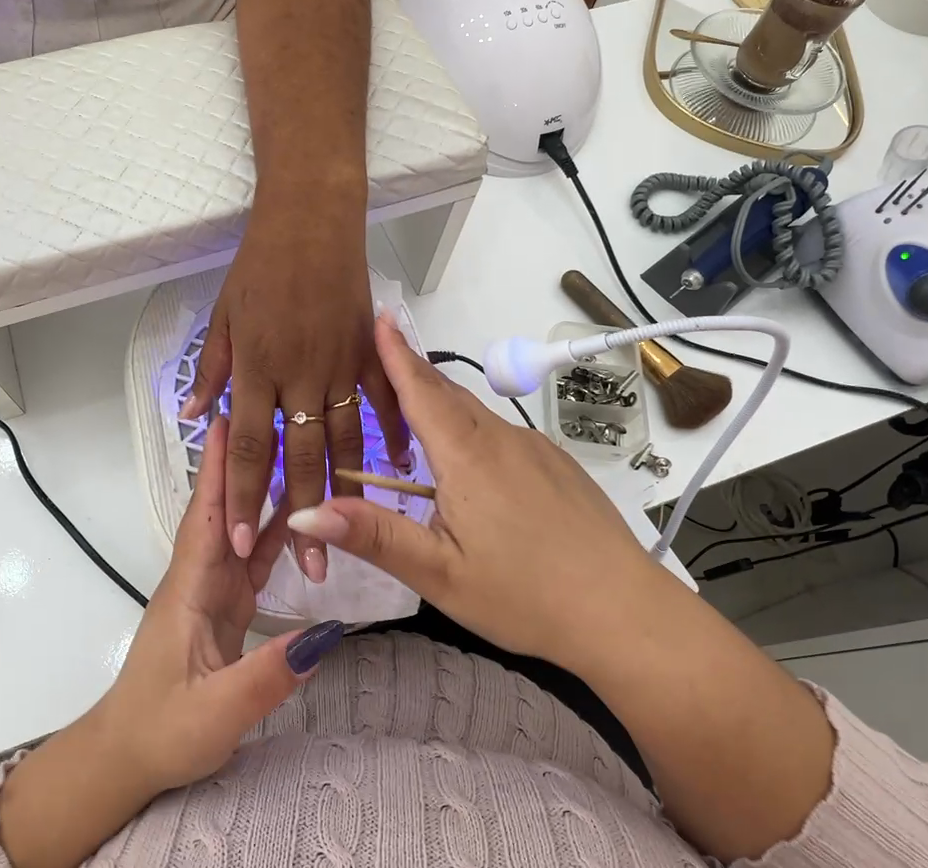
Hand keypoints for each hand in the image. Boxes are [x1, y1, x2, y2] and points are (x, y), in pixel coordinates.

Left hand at [91, 417, 344, 792]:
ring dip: (262, 494)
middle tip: (277, 419)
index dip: (218, 469)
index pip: (206, 518)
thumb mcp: (216, 712)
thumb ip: (267, 675)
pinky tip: (297, 520)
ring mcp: (211, 594)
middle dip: (244, 464)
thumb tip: (326, 633)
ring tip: (295, 454)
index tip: (231, 420)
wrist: (128, 757)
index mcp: (190, 591)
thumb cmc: (162, 731)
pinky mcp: (223, 610)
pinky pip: (251, 562)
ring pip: (240, 532)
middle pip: (224, 511)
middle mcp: (198, 580)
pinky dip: (271, 537)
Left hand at [180, 204, 408, 583]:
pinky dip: (396, 436)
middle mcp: (300, 376)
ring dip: (348, 492)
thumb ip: (212, 371)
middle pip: (300, 458)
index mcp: (257, 368)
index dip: (244, 497)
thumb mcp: (222, 315)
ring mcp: (341, 366)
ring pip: (346, 440)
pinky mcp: (371, 353)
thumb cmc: (260, 265)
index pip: (248, 446)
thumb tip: (191, 419)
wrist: (312, 218)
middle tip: (309, 570)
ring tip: (351, 538)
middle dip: (301, 515)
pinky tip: (403, 471)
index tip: (240, 544)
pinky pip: (386, 403)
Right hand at [285, 314, 668, 669]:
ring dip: (442, 409)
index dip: (395, 354)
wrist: (624, 611)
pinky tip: (473, 469)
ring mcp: (536, 450)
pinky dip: (474, 435)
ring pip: (477, 418)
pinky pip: (503, 438)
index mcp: (467, 456)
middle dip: (413, 374)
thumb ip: (373, 536)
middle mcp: (502, 439)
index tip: (378, 315)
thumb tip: (303, 511)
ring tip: (415, 418)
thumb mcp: (438, 574)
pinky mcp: (558, 467)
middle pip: (448, 396)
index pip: (420, 391)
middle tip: (383, 355)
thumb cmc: (524, 595)